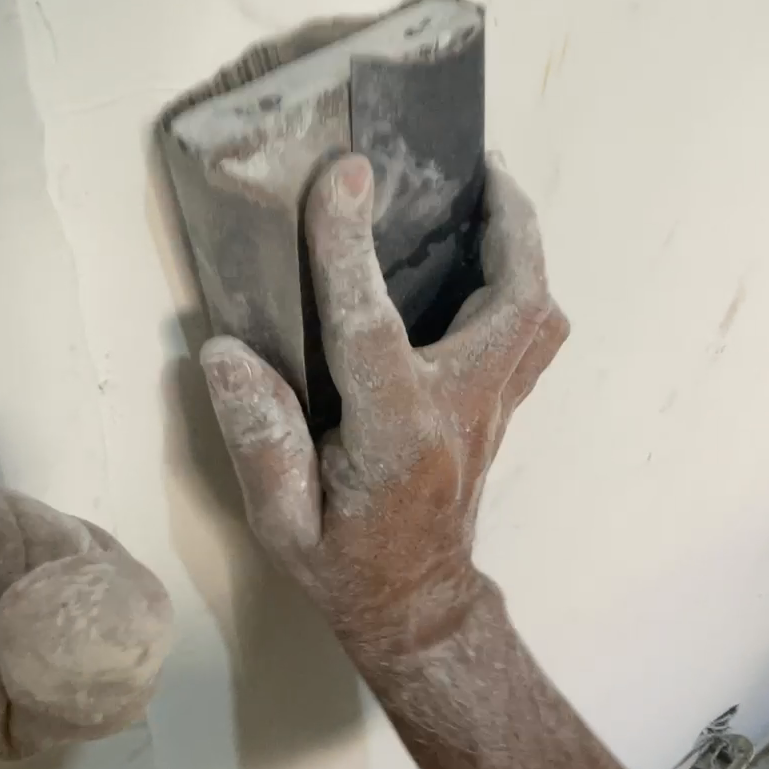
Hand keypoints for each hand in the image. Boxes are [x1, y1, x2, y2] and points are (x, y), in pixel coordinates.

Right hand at [201, 154, 567, 660]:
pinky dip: (525, 289)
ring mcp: (494, 412)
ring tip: (490, 197)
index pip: (373, 328)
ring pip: (539, 317)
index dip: (351, 250)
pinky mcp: (502, 412)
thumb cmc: (345, 566)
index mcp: (396, 436)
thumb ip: (258, 440)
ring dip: (524, 249)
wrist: (415, 604)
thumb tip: (228, 352)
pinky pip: (536, 339)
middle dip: (506, 224)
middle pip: (515, 304)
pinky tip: (491, 268)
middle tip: (478, 163)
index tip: (343, 175)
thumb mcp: (280, 522)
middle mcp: (460, 413)